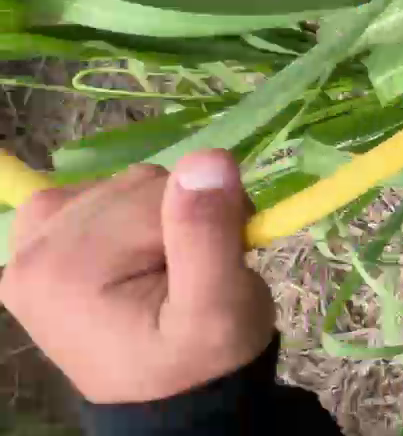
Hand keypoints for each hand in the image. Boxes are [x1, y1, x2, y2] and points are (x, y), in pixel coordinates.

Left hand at [0, 151, 275, 403]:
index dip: (209, 212)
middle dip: (189, 207)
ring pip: (127, 182)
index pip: (162, 193)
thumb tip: (208, 158)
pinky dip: (129, 204)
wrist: (172, 392)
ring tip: (181, 251)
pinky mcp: (43, 252)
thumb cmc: (200, 351)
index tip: (223, 252)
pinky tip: (141, 240)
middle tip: (206, 255)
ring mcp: (30, 253)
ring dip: (169, 206)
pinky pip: (89, 193)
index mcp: (67, 268)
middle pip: (141, 183)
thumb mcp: (218, 300)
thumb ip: (207, 231)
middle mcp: (32, 254)